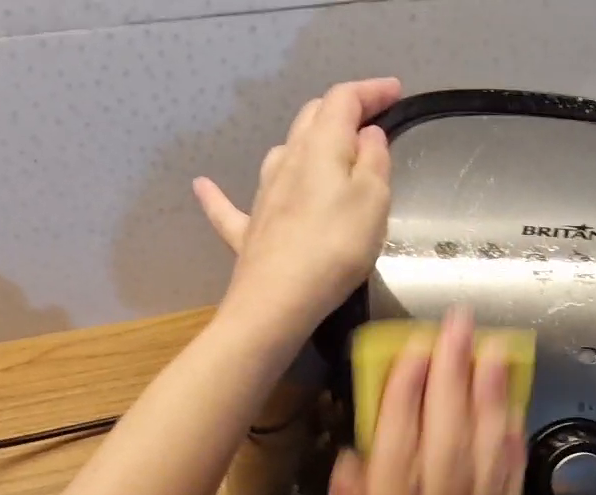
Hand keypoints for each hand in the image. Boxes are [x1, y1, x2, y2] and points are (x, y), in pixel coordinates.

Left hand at [194, 78, 400, 333]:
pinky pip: (226, 208)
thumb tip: (366, 134)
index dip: (370, 90)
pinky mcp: (247, 233)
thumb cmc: (334, 248)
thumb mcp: (373, 200)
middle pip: (310, 120)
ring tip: (321, 153)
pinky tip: (200, 185)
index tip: (394, 93)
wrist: (277, 302)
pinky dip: (217, 194)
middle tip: (366, 124)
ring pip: (280, 155)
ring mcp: (262, 197)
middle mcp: (285, 161)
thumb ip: (374, 161)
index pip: (343, 100)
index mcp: (321, 146)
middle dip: (339, 113)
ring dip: (302, 145)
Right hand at [308, 307, 527, 494]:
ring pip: (485, 465)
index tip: (410, 352)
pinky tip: (513, 418)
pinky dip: (512, 454)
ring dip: (491, 405)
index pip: (398, 459)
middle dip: (453, 382)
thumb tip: (352, 460)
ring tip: (494, 354)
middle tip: (459, 328)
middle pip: (448, 448)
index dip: (405, 401)